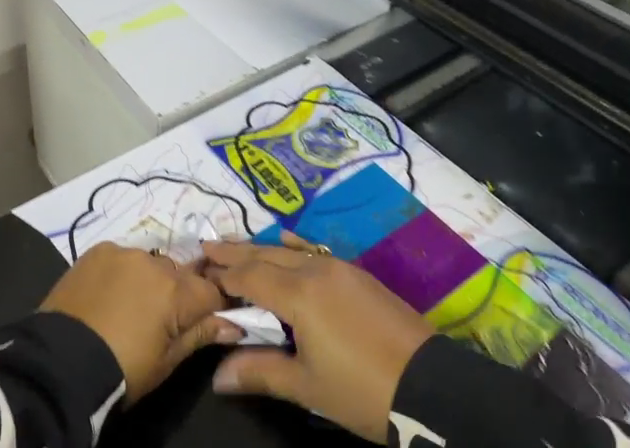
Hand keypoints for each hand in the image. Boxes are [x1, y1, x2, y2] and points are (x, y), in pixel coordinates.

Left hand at [41, 243, 240, 399]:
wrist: (60, 362)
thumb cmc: (122, 369)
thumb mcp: (166, 362)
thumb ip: (200, 335)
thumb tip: (233, 324)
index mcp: (175, 291)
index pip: (211, 291)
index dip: (213, 306)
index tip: (206, 320)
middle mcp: (153, 263)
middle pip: (179, 274)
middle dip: (178, 293)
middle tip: (162, 321)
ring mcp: (122, 252)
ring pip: (150, 263)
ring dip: (149, 280)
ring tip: (131, 307)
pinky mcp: (96, 250)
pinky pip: (122, 257)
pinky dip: (122, 272)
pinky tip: (110, 294)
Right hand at [201, 238, 433, 440]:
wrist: (430, 385)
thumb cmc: (361, 389)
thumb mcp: (306, 387)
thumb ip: (260, 372)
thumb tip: (216, 376)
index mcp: (298, 294)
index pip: (249, 276)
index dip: (223, 275)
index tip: (199, 271)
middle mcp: (315, 270)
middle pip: (266, 254)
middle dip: (236, 252)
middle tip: (207, 247)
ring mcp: (340, 268)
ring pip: (290, 249)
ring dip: (261, 248)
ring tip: (237, 245)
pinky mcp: (359, 275)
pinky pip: (314, 252)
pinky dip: (291, 247)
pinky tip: (286, 241)